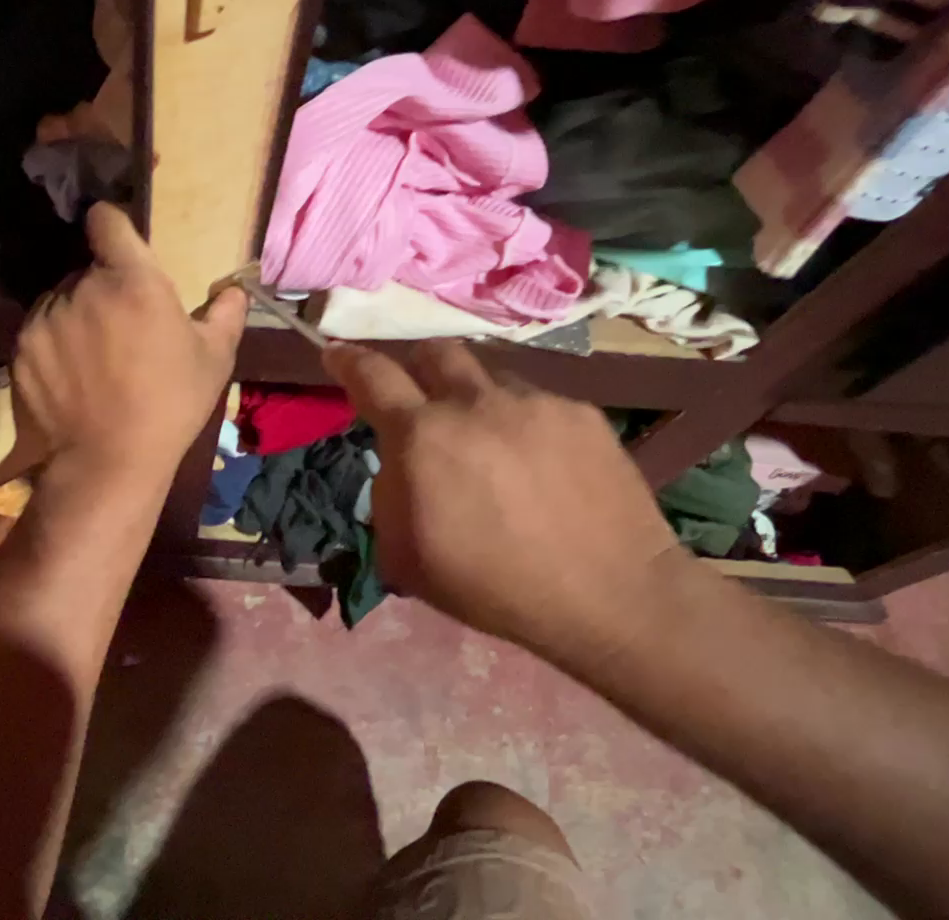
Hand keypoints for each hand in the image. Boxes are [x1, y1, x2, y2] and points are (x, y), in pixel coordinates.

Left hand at [14, 203, 248, 480]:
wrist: (108, 461)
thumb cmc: (170, 406)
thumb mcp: (214, 359)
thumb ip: (226, 313)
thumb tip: (236, 289)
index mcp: (132, 280)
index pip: (106, 220)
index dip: (112, 227)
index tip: (119, 247)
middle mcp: (82, 287)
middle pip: (87, 268)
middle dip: (102, 287)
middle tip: (121, 328)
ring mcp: (46, 317)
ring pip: (61, 299)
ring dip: (76, 315)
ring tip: (95, 358)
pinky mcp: (21, 348)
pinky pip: (40, 330)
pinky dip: (54, 344)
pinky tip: (72, 377)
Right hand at [322, 340, 677, 648]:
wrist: (612, 596)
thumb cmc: (495, 587)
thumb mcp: (406, 558)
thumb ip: (387, 496)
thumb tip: (398, 464)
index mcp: (422, 437)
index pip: (372, 375)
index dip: (347, 359)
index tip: (335, 351)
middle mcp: (474, 403)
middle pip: (433, 351)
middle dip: (415, 366)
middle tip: (417, 398)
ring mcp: (534, 402)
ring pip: (487, 375)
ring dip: (472, 396)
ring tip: (486, 438)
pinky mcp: (580, 412)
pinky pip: (534, 400)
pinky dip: (519, 420)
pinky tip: (537, 461)